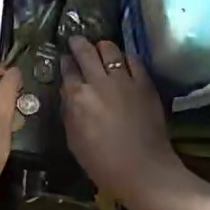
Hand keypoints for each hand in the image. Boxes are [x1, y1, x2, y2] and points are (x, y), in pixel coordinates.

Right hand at [61, 37, 185, 205]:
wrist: (142, 169)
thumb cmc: (101, 162)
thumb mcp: (73, 138)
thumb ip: (69, 111)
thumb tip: (69, 94)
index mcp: (77, 97)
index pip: (67, 70)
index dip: (64, 62)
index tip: (64, 59)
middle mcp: (98, 82)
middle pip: (86, 52)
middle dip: (78, 44)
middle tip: (75, 40)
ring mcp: (124, 80)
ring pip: (110, 49)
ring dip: (102, 47)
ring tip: (100, 47)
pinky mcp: (145, 84)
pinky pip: (134, 60)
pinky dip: (126, 57)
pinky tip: (124, 60)